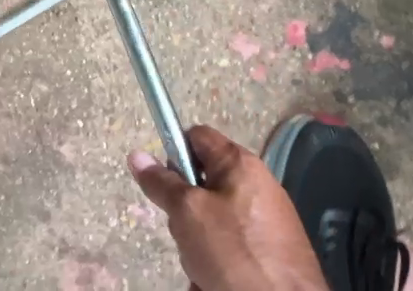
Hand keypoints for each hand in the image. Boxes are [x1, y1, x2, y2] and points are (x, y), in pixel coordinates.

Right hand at [130, 126, 327, 290]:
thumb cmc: (235, 253)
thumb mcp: (187, 213)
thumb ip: (161, 183)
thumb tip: (137, 155)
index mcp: (241, 165)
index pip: (196, 136)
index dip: (173, 152)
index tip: (165, 183)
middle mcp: (259, 187)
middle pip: (203, 182)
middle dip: (184, 208)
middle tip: (184, 230)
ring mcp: (269, 223)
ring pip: (214, 220)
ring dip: (198, 242)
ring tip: (201, 265)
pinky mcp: (274, 254)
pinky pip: (232, 248)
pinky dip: (219, 262)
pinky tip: (215, 280)